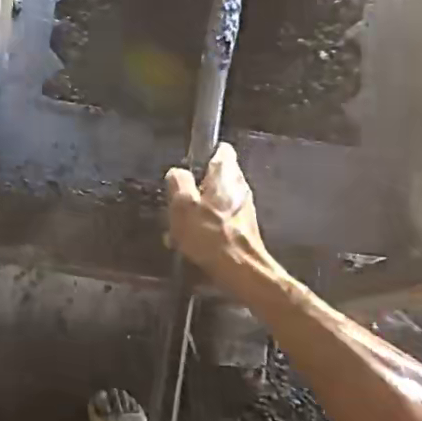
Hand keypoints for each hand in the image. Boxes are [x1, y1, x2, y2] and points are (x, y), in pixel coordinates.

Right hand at [166, 143, 270, 283]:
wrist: (241, 271)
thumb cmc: (210, 235)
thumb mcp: (183, 205)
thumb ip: (178, 183)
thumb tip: (177, 173)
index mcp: (226, 173)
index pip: (221, 149)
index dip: (203, 155)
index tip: (187, 170)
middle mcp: (239, 186)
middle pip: (215, 178)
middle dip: (196, 189)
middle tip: (178, 205)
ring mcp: (244, 208)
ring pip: (216, 202)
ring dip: (198, 213)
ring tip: (179, 231)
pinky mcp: (243, 229)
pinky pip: (220, 221)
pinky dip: (207, 229)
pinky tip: (192, 246)